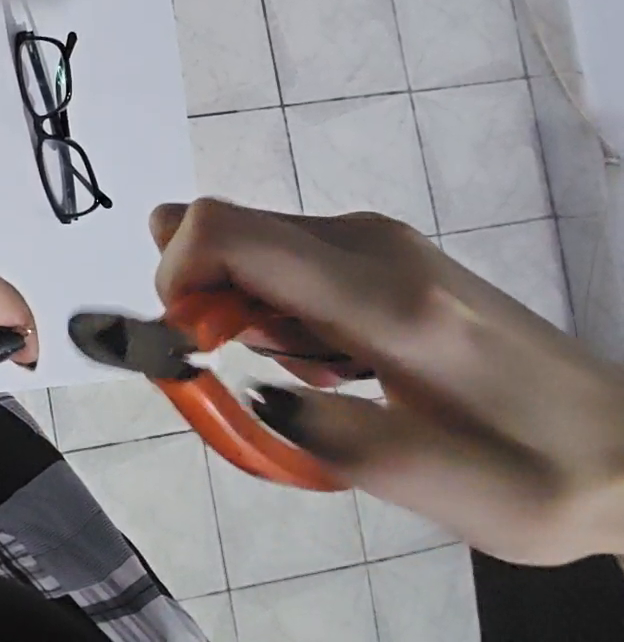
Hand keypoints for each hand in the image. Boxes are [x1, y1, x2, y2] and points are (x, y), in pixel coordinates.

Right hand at [151, 198, 623, 564]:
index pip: (224, 232)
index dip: (174, 275)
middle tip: (242, 361)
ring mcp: (370, 238)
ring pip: (236, 239)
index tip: (187, 339)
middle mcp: (367, 244)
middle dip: (196, 295)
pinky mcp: (371, 246)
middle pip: (216, 227)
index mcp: (384, 298)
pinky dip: (259, 297)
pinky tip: (315, 349)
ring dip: (229, 301)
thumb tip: (234, 381)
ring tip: (297, 367)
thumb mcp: (440, 488)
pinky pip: (268, 250)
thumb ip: (325, 432)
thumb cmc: (540, 475)